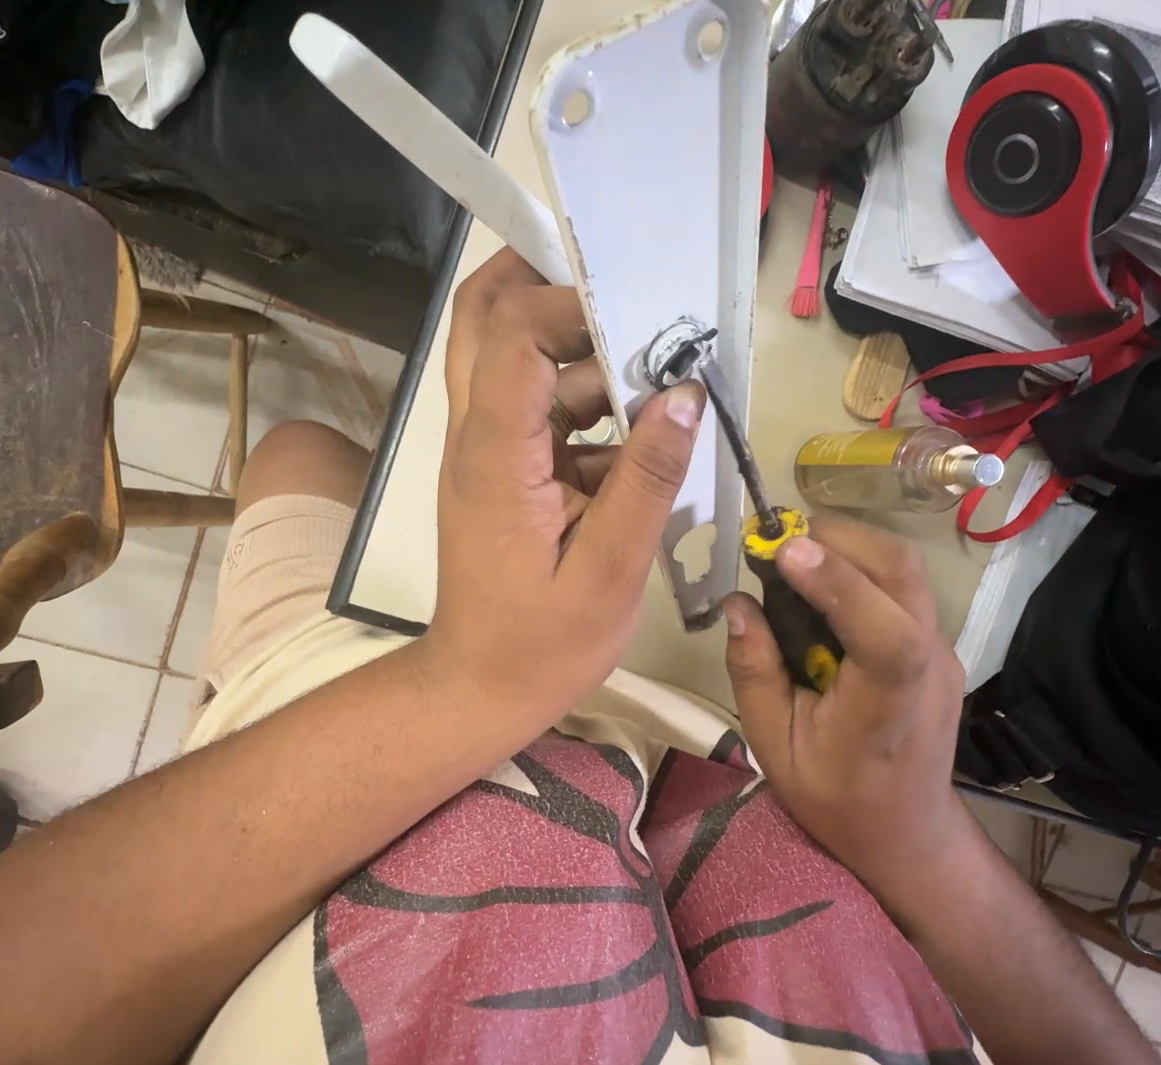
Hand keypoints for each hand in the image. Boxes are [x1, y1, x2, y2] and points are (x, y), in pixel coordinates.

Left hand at [420, 249, 705, 727]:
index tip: (640, 312)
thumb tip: (684, 397)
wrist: (480, 687)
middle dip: (540, 283)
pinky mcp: (501, 471)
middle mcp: (476, 436)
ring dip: (577, 351)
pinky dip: (583, 402)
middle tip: (617, 281)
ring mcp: (484, 451)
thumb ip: (647, 480)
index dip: (569, 300)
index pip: (512, 333)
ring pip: (512, 360)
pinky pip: (536, 410)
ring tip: (654, 363)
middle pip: (483, 320)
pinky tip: (639, 428)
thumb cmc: (541, 644)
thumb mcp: (609, 571)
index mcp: (495, 454)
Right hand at [722, 516, 973, 878]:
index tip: (782, 551)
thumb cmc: (835, 797)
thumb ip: (754, 672)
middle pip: (902, 573)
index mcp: (888, 702)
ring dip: (849, 546)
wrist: (906, 833)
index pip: (883, 630)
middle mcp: (929, 664)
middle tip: (776, 539)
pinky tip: (819, 582)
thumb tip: (737, 603)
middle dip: (839, 539)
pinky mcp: (934, 646)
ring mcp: (940, 651)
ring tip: (792, 553)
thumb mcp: (774, 745)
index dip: (838, 582)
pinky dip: (859, 566)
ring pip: (906, 570)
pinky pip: (902, 587)